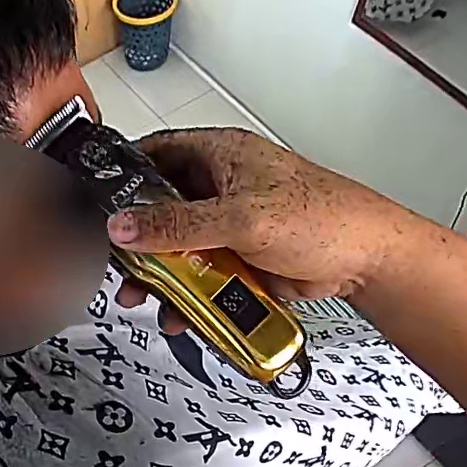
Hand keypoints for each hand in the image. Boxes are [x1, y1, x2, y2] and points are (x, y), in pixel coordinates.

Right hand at [109, 128, 424, 328]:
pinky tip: (179, 312)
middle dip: (138, 240)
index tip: (101, 203)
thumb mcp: (241, 217)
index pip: (157, 154)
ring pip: (178, 247)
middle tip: (120, 266)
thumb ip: (179, 223)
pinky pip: (200, 274)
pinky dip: (187, 293)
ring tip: (143, 297)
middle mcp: (219, 187)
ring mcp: (228, 225)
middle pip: (161, 209)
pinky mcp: (238, 257)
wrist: (365, 261)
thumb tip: (125, 226)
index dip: (126, 175)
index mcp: (219, 155)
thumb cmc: (323, 219)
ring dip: (160, 274)